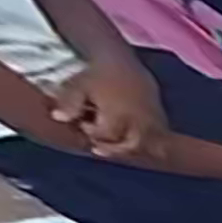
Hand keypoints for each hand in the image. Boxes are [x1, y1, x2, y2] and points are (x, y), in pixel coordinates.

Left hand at [52, 63, 166, 157]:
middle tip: (97, 142)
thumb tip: (59, 119)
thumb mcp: (78, 86)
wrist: (130, 72)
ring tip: (114, 146)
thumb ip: (69, 103)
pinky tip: (131, 142)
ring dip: (128, 150)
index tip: (82, 123)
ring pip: (144, 148)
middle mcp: (139, 123)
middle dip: (111, 147)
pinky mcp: (162, 129)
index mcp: (118, 113)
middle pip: (128, 146)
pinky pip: (156, 145)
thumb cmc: (100, 78)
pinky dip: (144, 147)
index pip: (106, 134)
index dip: (91, 132)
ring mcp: (153, 127)